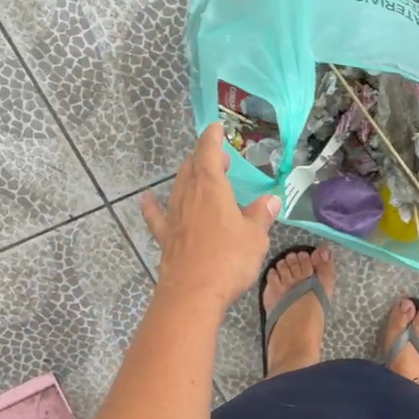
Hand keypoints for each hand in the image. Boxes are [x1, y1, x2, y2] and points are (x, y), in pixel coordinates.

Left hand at [139, 122, 279, 308]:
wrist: (193, 292)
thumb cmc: (229, 260)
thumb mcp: (255, 238)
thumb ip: (260, 216)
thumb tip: (270, 200)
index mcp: (212, 188)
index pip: (209, 152)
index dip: (212, 137)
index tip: (216, 127)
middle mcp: (189, 195)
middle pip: (192, 167)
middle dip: (204, 158)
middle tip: (219, 159)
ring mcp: (173, 215)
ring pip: (178, 186)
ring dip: (187, 177)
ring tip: (198, 176)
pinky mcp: (166, 236)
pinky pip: (157, 214)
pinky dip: (153, 204)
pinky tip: (147, 199)